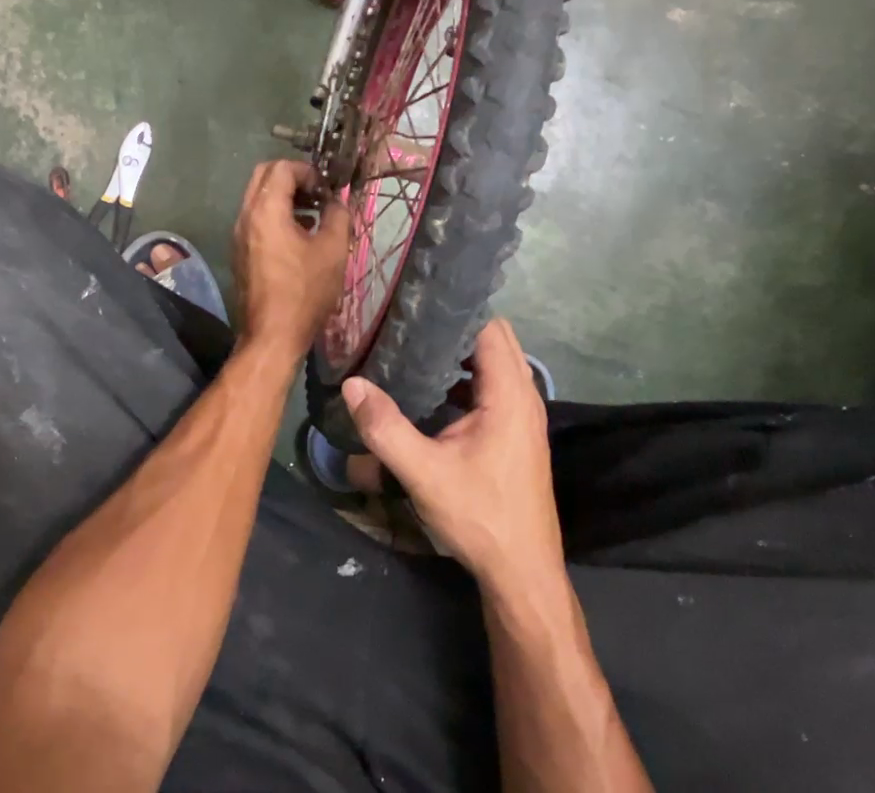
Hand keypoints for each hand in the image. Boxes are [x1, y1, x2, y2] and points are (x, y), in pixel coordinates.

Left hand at [232, 160, 350, 354]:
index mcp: (265, 211)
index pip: (281, 168)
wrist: (272, 335)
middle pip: (263, 177)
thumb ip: (338, 216)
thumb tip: (337, 201)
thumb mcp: (333, 251)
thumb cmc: (305, 292)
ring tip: (314, 215)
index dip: (307, 171)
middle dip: (292, 178)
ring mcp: (238, 236)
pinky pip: (256, 220)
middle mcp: (245, 217)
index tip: (327, 188)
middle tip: (318, 194)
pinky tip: (300, 236)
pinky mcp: (240, 252)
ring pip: (257, 199)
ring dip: (284, 198)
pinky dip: (276, 216)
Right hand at [341, 319, 561, 582]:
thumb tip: (352, 384)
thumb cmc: (480, 517)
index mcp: (509, 396)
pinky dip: (462, 377)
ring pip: (491, 364)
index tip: (412, 303)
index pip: (488, 327)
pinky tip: (425, 387)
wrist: (521, 570)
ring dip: (456, 353)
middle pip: (492, 340)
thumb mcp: (424, 473)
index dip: (454, 310)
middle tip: (403, 323)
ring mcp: (521, 416)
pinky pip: (488, 387)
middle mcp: (522, 397)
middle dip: (451, 327)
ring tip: (408, 346)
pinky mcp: (512, 432)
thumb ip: (385, 427)